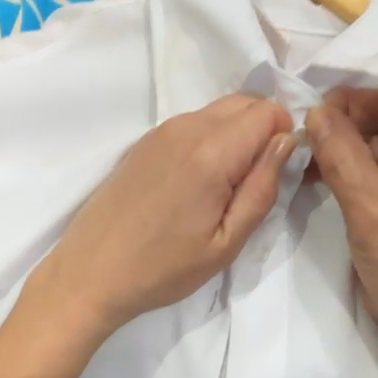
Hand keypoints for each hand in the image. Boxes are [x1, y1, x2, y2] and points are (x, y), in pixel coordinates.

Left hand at [24, 93, 295, 337]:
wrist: (91, 274)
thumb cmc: (163, 269)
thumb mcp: (226, 244)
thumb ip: (261, 189)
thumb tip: (285, 142)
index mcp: (212, 153)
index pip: (268, 112)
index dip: (283, 137)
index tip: (277, 174)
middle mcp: (186, 128)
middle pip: (244, 103)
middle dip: (262, 131)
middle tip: (255, 182)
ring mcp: (160, 132)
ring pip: (217, 113)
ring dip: (234, 138)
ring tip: (224, 190)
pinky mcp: (144, 143)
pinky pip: (192, 126)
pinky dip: (208, 142)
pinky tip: (196, 187)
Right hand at [304, 53, 377, 350]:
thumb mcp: (373, 210)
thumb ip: (343, 156)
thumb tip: (315, 111)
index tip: (372, 84)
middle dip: (366, 103)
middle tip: (321, 114)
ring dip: (349, 132)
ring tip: (310, 140)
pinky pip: (374, 160)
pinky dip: (347, 158)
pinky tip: (314, 163)